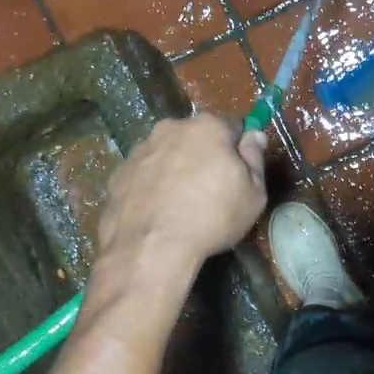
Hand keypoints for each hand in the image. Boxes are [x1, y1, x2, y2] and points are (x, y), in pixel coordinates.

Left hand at [96, 115, 267, 270]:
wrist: (152, 248)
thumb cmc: (213, 217)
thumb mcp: (254, 193)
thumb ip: (255, 158)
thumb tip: (254, 135)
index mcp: (208, 127)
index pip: (233, 126)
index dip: (239, 149)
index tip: (240, 172)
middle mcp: (171, 128)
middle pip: (196, 137)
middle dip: (204, 155)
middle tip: (211, 190)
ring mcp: (140, 150)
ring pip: (167, 154)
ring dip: (176, 169)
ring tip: (180, 205)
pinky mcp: (118, 174)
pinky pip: (144, 174)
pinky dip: (152, 186)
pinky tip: (158, 213)